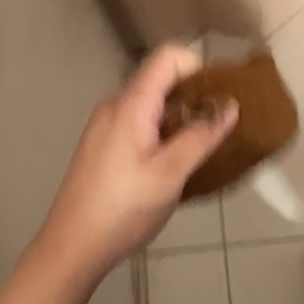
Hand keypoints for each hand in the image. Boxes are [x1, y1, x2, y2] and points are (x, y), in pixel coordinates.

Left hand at [39, 44, 237, 278]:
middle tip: (218, 130)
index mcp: (130, 104)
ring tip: (201, 153)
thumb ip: (201, 137)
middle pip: (161, 81)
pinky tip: (174, 167)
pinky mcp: (103, 147)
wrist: (72, 247)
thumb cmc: (123, 208)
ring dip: (180, 120)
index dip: (199, 69)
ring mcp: (105, 127)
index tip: (220, 100)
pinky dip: (162, 135)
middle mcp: (115, 106)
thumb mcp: (170, 174)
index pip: (168, 57)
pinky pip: (139, 125)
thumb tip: (230, 106)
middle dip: (194, 98)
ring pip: (152, 106)